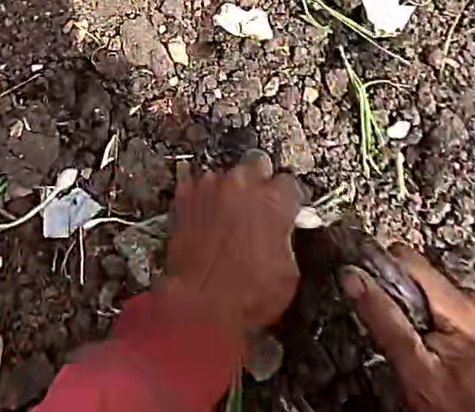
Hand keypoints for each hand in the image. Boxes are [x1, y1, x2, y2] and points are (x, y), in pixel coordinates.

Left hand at [161, 151, 300, 335]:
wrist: (201, 307)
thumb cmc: (244, 295)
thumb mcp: (287, 272)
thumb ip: (286, 239)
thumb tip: (282, 236)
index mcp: (274, 200)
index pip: (288, 183)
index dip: (287, 198)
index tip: (285, 206)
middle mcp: (243, 185)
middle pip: (255, 167)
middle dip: (257, 184)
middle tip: (255, 208)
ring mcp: (212, 187)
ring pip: (225, 178)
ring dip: (227, 194)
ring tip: (226, 221)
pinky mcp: (186, 197)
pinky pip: (197, 189)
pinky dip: (201, 201)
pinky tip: (204, 221)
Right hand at [341, 246, 474, 411]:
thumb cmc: (458, 410)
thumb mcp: (415, 371)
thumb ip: (384, 321)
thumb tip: (353, 279)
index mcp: (463, 308)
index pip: (408, 260)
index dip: (383, 272)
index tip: (368, 290)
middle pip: (420, 274)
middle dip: (402, 297)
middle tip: (399, 334)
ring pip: (430, 289)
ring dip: (417, 309)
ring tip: (417, 344)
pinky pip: (445, 304)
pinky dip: (432, 318)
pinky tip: (434, 345)